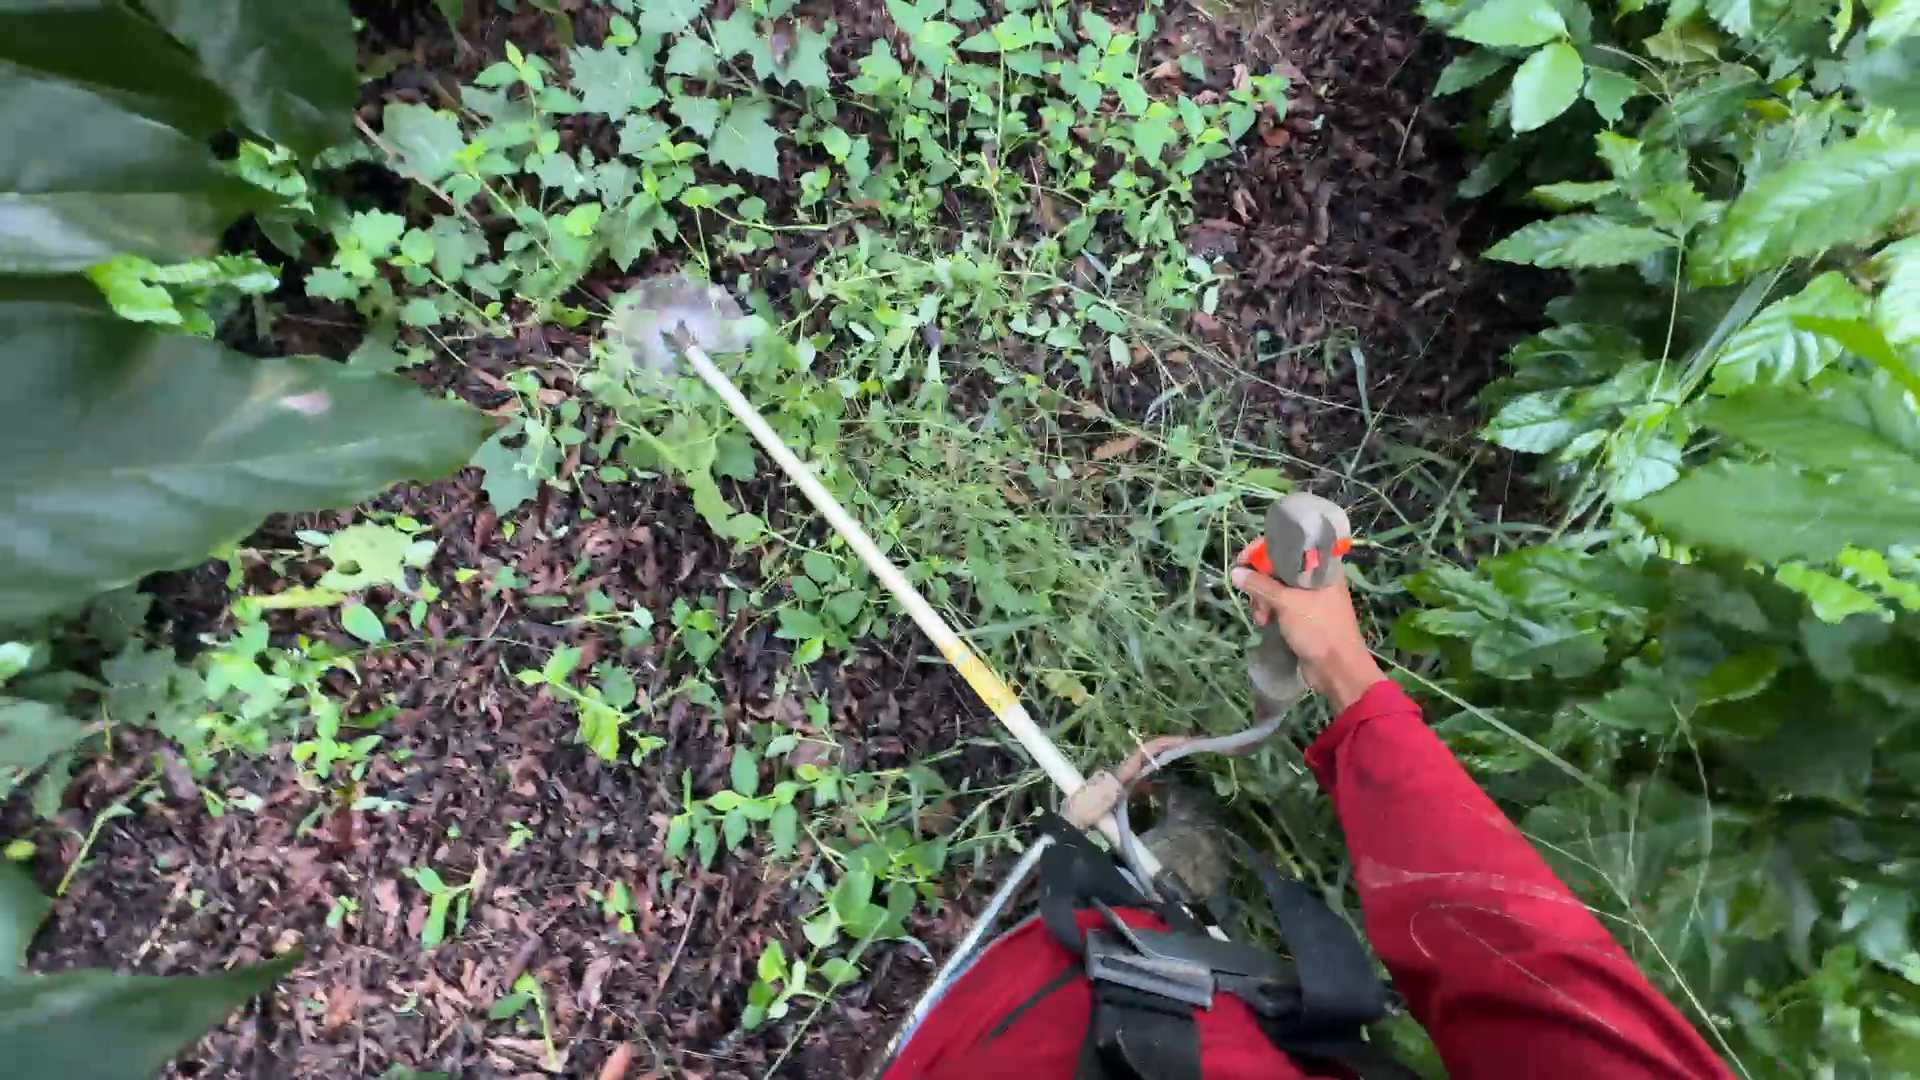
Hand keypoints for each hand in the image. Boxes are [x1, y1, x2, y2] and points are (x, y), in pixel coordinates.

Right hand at [1230, 566, 1385, 713]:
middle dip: (1260, 583)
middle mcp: (1315, 578)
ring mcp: (1309, 597)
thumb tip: (1236, 572)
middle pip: (1276, 568)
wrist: (1337, 669)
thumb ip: (1261, 585)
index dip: (1262, 551)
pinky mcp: (1302, 614)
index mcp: (1321, 568)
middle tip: (1256, 601)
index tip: (1243, 563)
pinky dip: (1268, 610)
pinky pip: (1277, 603)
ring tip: (1262, 618)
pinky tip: (1265, 623)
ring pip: (1274, 587)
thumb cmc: (1318, 630)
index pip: (1288, 546)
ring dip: (1262, 600)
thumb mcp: (1287, 604)